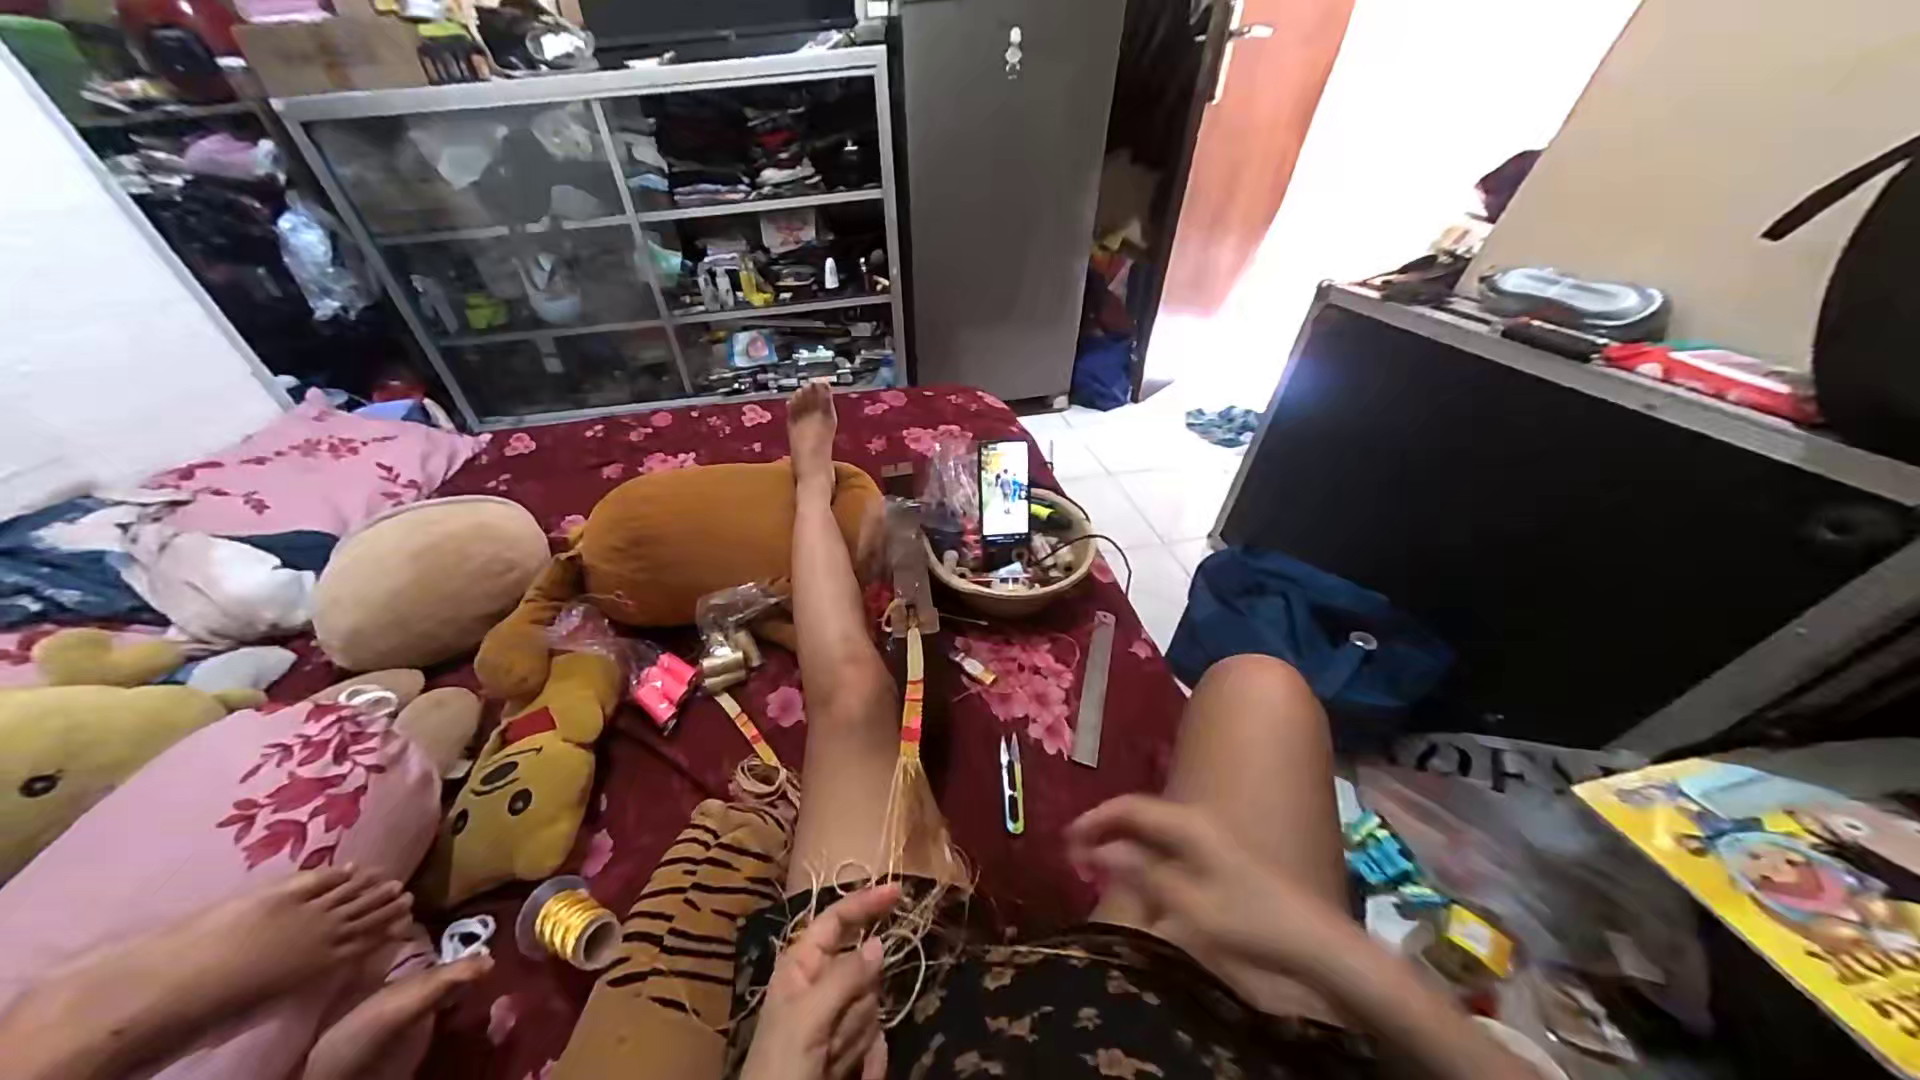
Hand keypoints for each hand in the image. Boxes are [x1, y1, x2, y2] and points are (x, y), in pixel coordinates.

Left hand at [739, 883, 901, 1079]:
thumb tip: (880, 943)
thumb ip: (845, 977)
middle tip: (832, 1035)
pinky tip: (841, 1073)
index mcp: (801, 964)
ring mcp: (835, 1015)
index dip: (866, 901)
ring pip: (872, 1003)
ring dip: (855, 1034)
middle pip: (863, 966)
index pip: (837, 919)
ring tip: (830, 1060)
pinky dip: (864, 1058)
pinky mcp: (847, 1045)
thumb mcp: (808, 1019)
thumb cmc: (780, 1069)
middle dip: (857, 1000)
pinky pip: (874, 1037)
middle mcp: (820, 982)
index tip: (898, 889)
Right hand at [1066, 795, 1360, 979]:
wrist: (1312, 940)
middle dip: (1104, 830)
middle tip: (1075, 854)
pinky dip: (1142, 855)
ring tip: (1096, 864)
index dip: (1094, 819)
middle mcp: (1194, 821)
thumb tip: (1098, 851)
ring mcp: (1207, 837)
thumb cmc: (1250, 920)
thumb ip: (1140, 873)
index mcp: (1186, 823)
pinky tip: (1135, 876)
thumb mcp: (1188, 903)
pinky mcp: (1215, 855)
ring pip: (1151, 830)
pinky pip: (1165, 845)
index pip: (1128, 808)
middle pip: (1137, 815)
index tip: (1066, 839)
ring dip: (1122, 843)